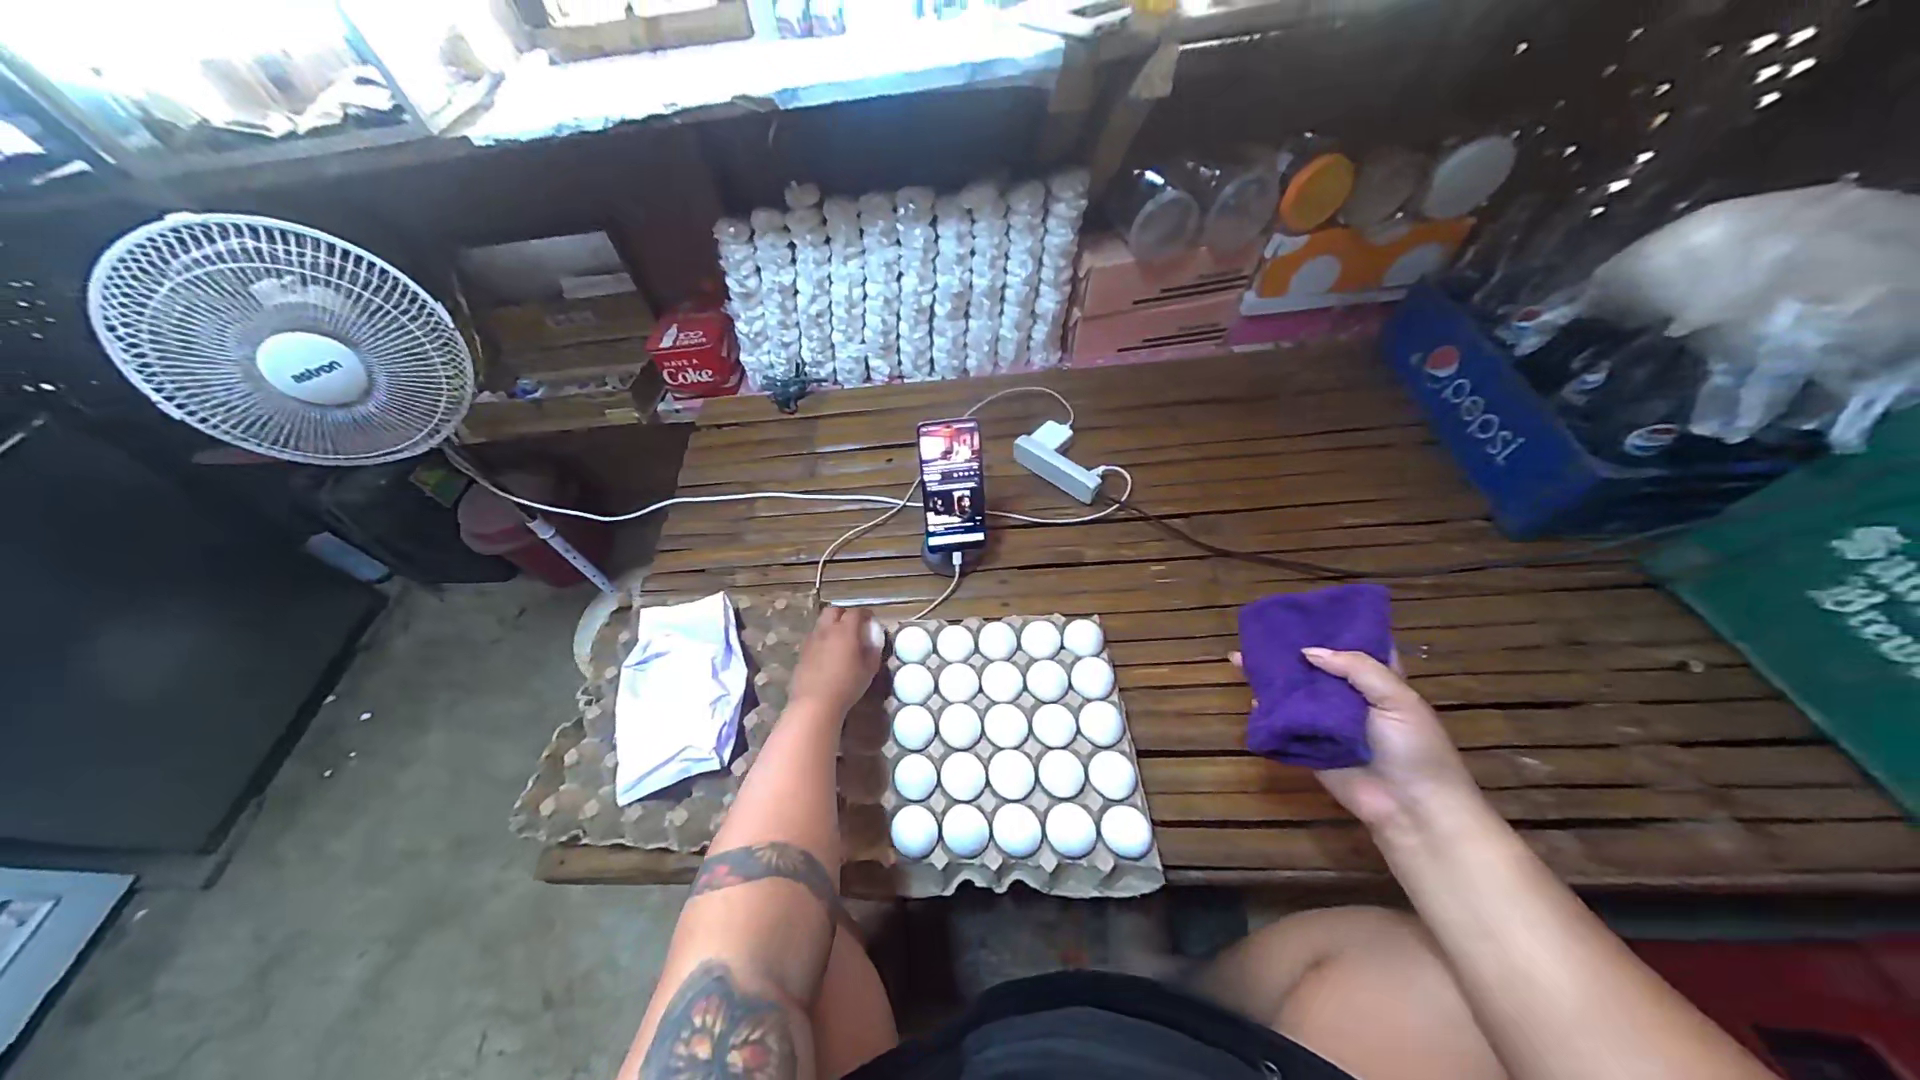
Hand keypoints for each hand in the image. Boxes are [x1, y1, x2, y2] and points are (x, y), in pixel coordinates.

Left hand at [788, 605, 882, 719]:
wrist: (815, 703)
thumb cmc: (847, 685)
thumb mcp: (869, 669)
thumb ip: (873, 650)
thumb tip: (874, 640)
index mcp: (845, 631)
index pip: (856, 612)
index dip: (865, 613)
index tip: (871, 619)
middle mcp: (826, 630)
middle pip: (834, 611)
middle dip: (844, 613)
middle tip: (853, 625)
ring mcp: (812, 640)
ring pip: (821, 623)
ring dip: (832, 625)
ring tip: (840, 639)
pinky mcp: (802, 652)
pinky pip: (814, 637)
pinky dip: (822, 638)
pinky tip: (827, 653)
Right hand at [1231, 648, 1480, 835]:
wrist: (1411, 807)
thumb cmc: (1415, 748)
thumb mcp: (1397, 698)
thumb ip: (1357, 668)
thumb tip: (1307, 651)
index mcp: (1378, 681)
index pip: (1354, 647)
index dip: (1332, 628)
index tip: (1303, 610)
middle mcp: (1349, 697)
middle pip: (1315, 668)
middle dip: (1289, 650)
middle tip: (1259, 631)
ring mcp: (1326, 722)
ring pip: (1294, 693)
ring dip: (1270, 678)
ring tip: (1240, 658)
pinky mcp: (1309, 745)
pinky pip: (1283, 725)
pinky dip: (1265, 712)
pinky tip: (1250, 697)